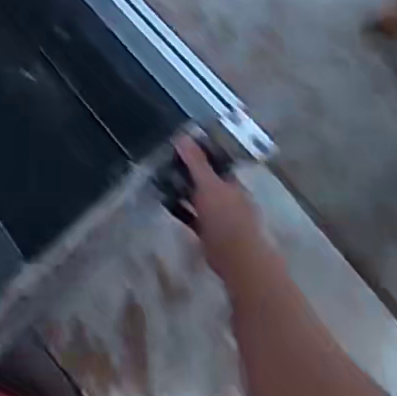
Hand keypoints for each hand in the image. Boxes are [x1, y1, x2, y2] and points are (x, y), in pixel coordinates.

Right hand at [173, 133, 263, 278]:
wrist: (238, 260)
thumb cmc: (227, 218)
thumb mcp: (208, 185)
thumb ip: (196, 162)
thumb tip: (182, 135)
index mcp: (233, 184)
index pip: (215, 163)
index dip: (198, 153)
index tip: (176, 145)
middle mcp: (229, 197)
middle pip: (205, 180)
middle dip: (187, 172)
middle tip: (162, 162)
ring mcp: (220, 216)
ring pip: (197, 198)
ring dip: (181, 190)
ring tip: (158, 179)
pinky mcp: (209, 232)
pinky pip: (190, 215)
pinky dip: (179, 209)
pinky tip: (164, 203)